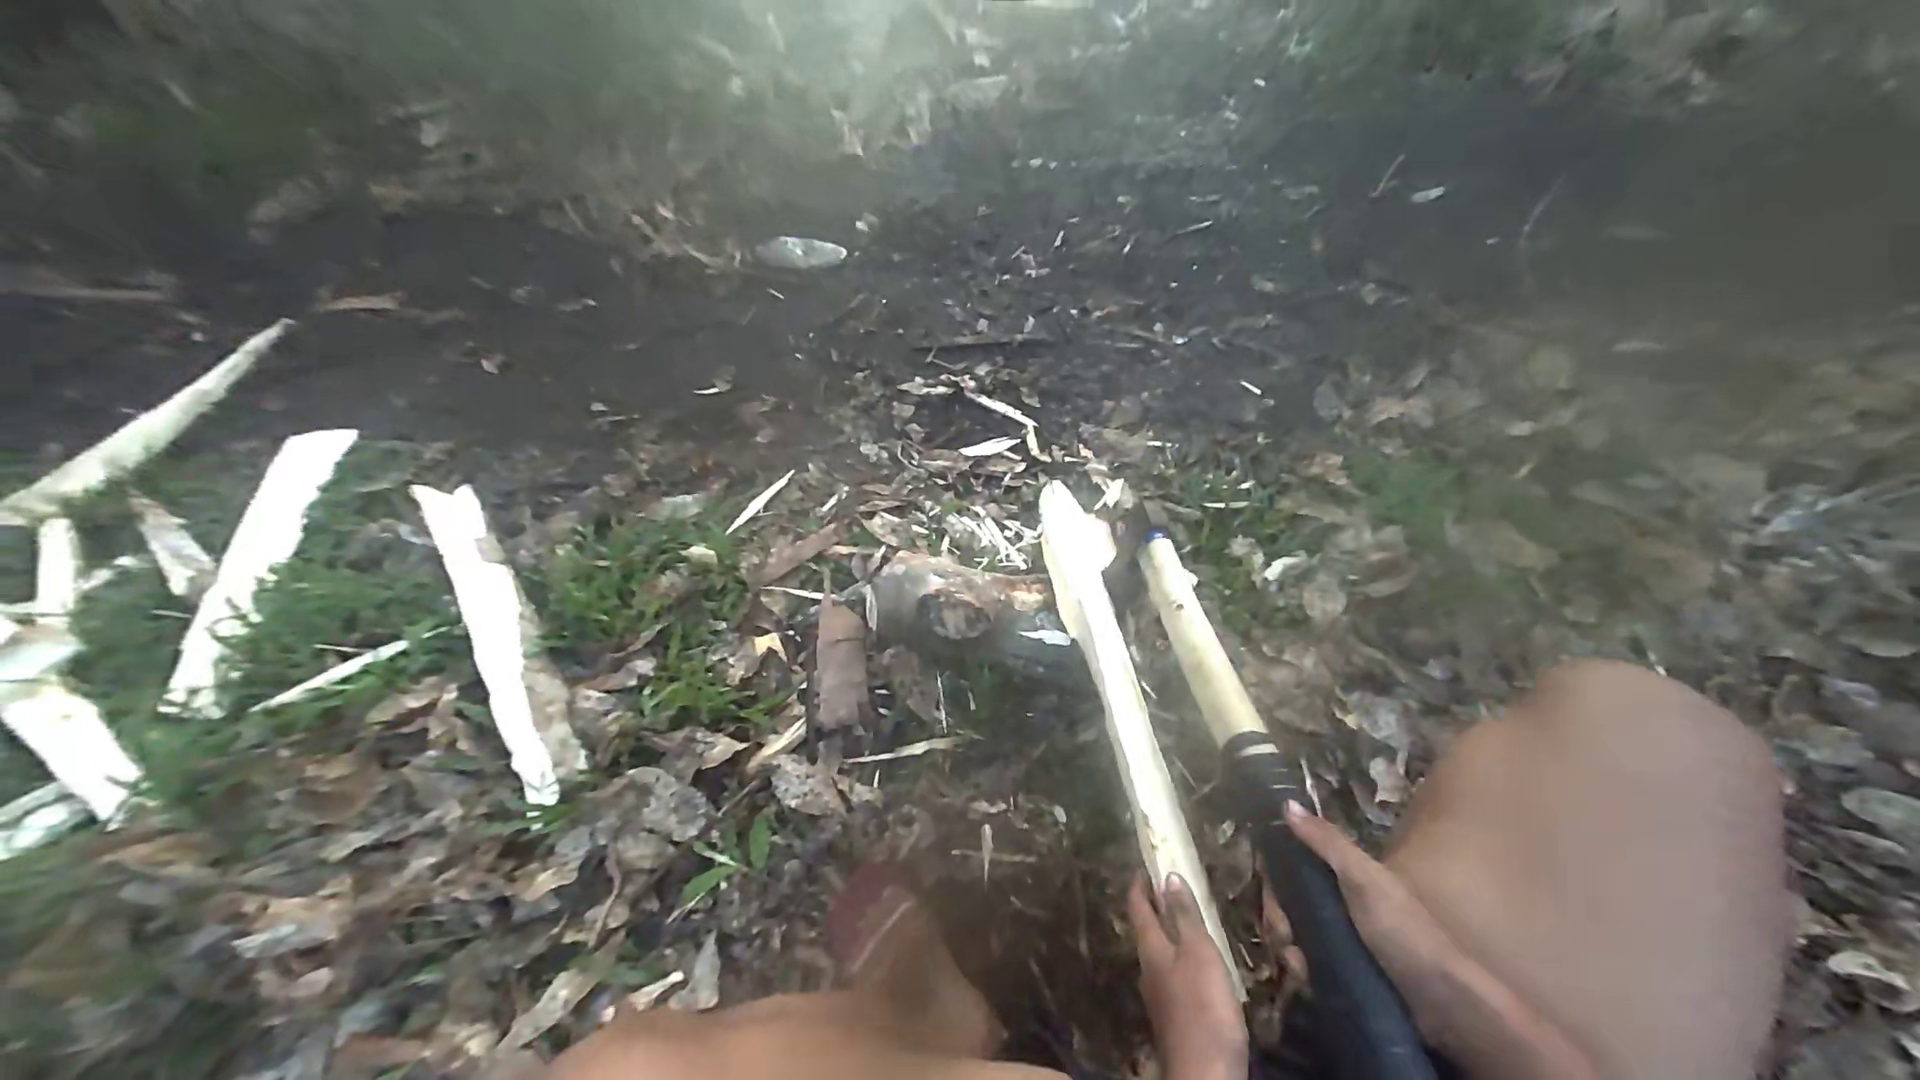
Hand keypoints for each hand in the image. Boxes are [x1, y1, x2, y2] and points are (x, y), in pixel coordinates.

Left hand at [1127, 872, 1247, 1079]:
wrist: (1205, 1078)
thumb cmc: (1203, 1008)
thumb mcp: (1199, 954)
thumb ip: (1185, 916)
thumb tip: (1167, 876)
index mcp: (1150, 948)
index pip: (1137, 906)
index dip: (1140, 884)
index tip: (1145, 866)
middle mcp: (1148, 968)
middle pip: (1146, 929)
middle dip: (1154, 908)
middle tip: (1169, 889)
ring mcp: (1159, 995)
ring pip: (1158, 953)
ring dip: (1168, 934)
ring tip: (1186, 922)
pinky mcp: (1174, 1017)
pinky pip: (1172, 975)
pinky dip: (1180, 959)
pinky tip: (1197, 966)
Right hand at [1283, 803, 1595, 1079]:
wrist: (1445, 1003)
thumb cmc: (1405, 931)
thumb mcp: (1365, 879)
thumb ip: (1327, 842)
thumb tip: (1287, 802)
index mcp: (1343, 876)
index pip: (1292, 868)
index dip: (1276, 880)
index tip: (1274, 897)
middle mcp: (1338, 904)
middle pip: (1288, 904)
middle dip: (1279, 921)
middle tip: (1286, 937)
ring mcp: (1341, 940)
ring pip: (1294, 935)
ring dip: (1288, 948)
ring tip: (1298, 964)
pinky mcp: (1343, 972)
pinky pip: (1307, 965)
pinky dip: (1301, 970)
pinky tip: (1306, 978)